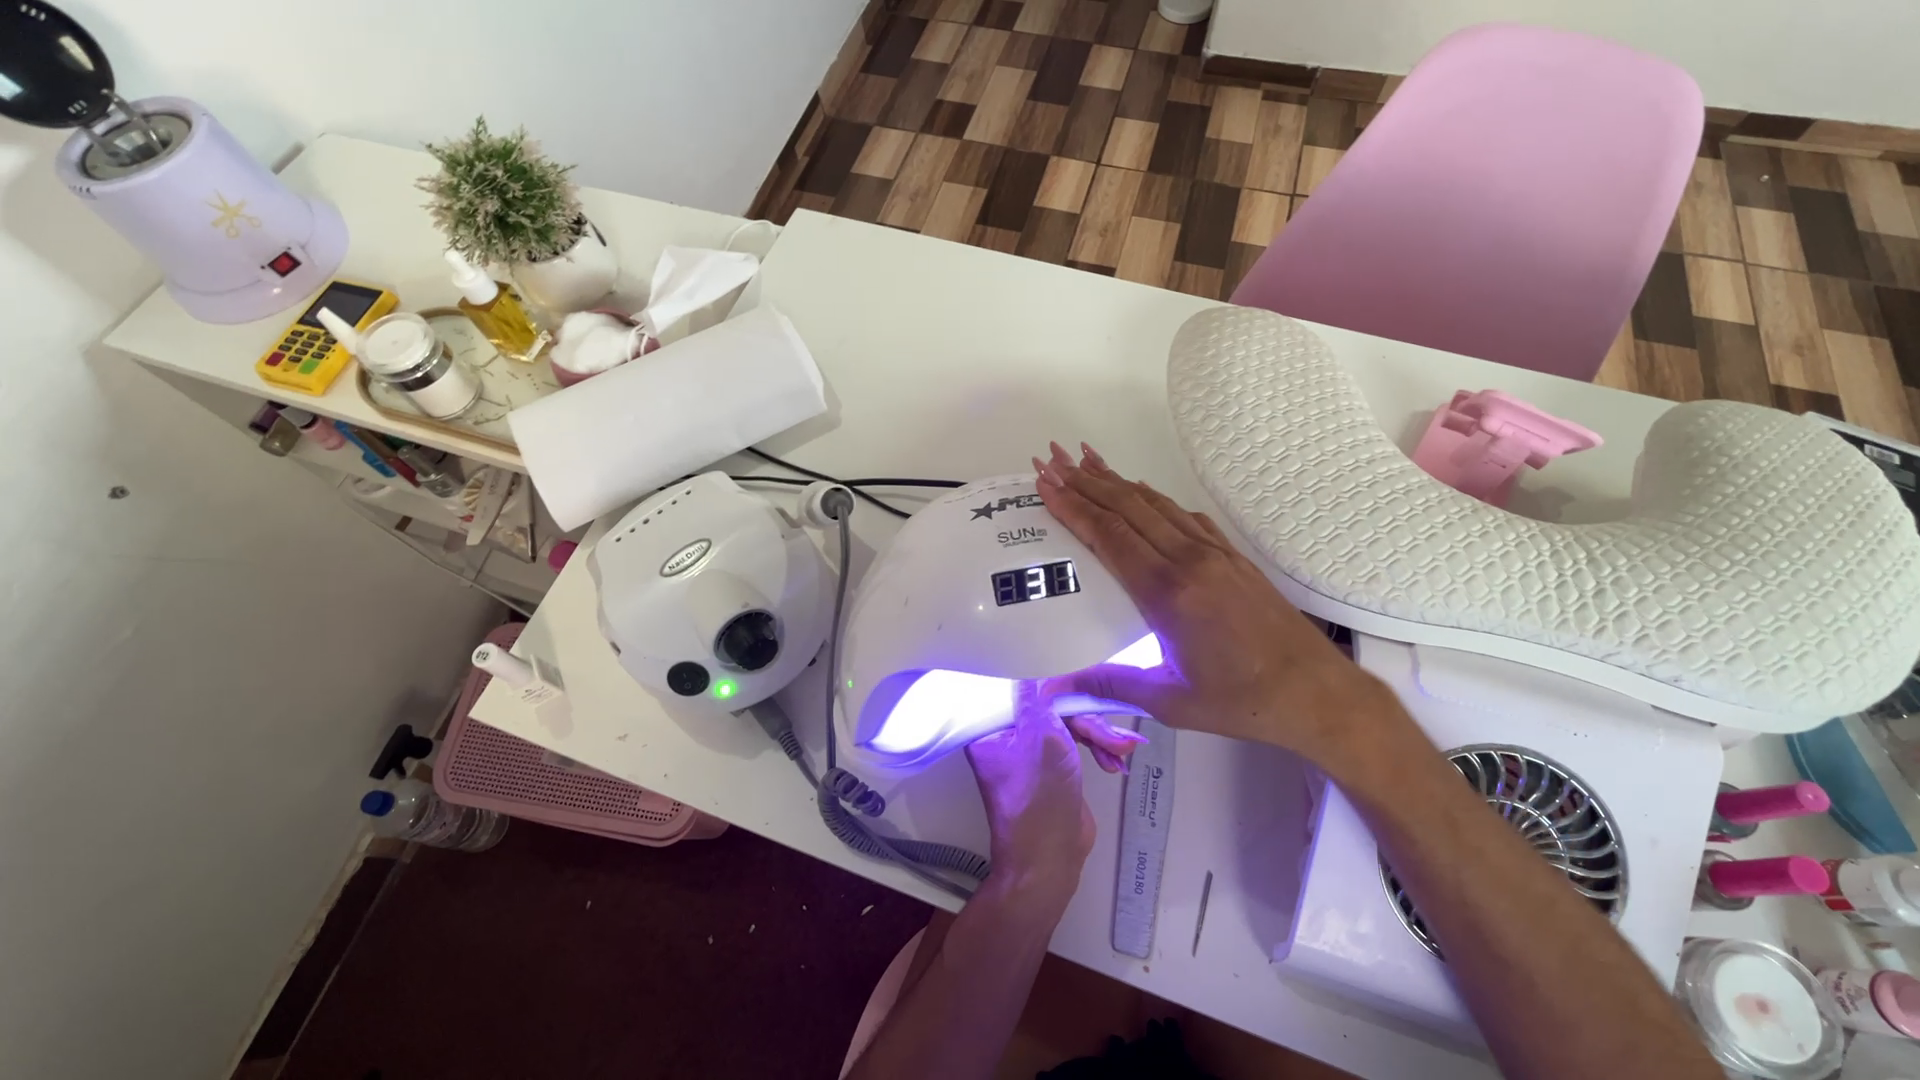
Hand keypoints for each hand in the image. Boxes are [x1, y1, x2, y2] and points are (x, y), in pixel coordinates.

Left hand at [966, 682, 1097, 905]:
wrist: (1050, 860)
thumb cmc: (1040, 798)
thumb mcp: (1042, 738)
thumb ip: (1040, 701)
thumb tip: (1035, 674)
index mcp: (993, 729)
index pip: (1023, 691)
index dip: (1057, 686)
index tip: (1085, 683)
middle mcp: (1007, 738)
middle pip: (1052, 709)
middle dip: (1088, 721)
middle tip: (1115, 737)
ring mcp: (1031, 754)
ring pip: (1069, 726)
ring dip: (1099, 736)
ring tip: (1124, 751)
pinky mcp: (1052, 768)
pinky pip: (1076, 745)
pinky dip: (1097, 750)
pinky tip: (1116, 763)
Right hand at [1033, 442, 1398, 766]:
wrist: (1316, 692)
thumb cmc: (1241, 701)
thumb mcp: (1170, 701)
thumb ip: (1111, 687)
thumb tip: (1056, 693)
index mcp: (1166, 594)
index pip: (1109, 536)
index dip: (1073, 506)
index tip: (1046, 483)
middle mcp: (1189, 562)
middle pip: (1127, 508)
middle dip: (1085, 481)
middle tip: (1052, 459)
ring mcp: (1214, 554)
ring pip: (1155, 505)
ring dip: (1116, 481)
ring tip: (1084, 461)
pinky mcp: (1234, 557)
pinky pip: (1185, 516)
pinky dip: (1154, 498)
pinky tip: (1140, 491)